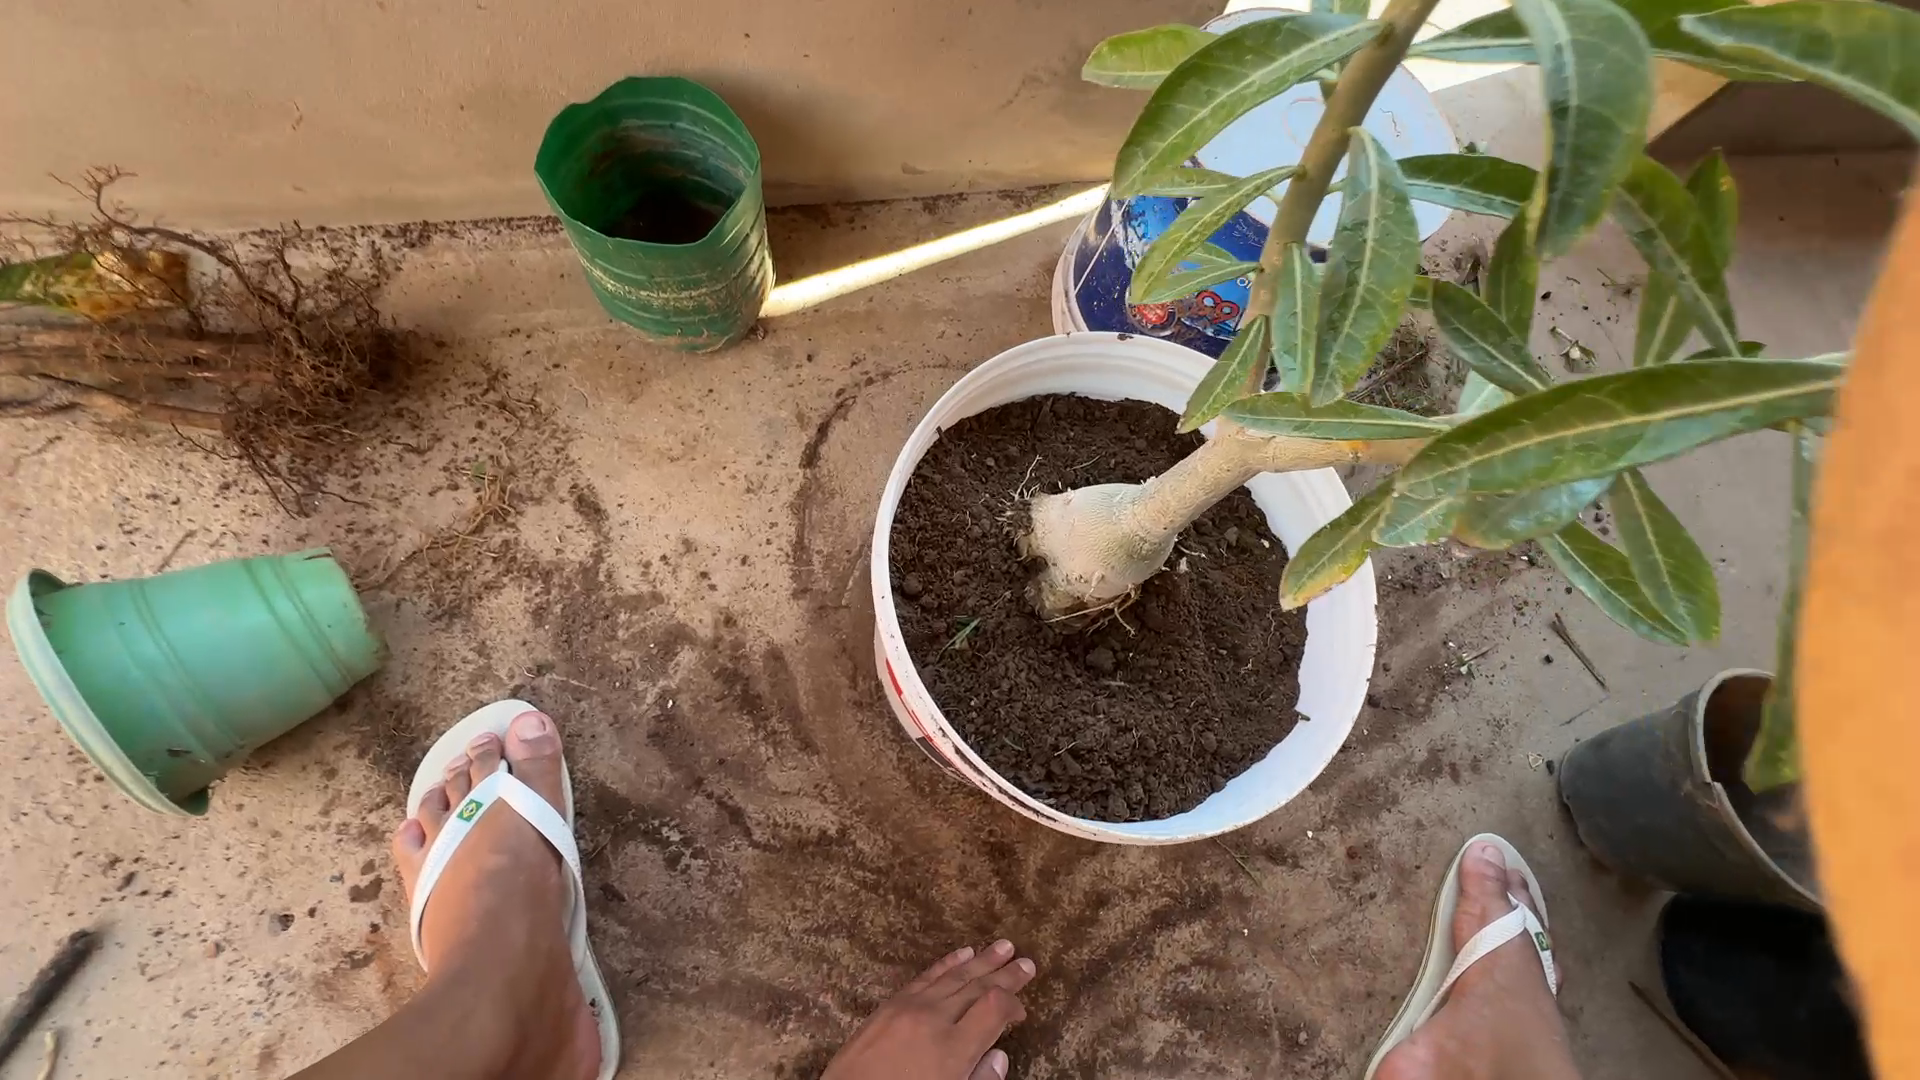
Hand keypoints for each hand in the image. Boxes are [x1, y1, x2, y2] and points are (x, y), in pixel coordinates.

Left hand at [823, 939, 1036, 1079]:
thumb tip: (999, 1056)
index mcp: (952, 1050)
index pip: (993, 1009)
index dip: (1013, 1005)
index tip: (1022, 1013)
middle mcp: (934, 1019)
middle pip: (977, 987)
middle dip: (1005, 974)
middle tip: (1029, 962)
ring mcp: (910, 1007)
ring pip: (954, 975)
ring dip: (982, 959)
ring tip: (1004, 946)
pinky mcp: (890, 1004)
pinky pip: (926, 975)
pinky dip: (947, 962)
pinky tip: (963, 952)